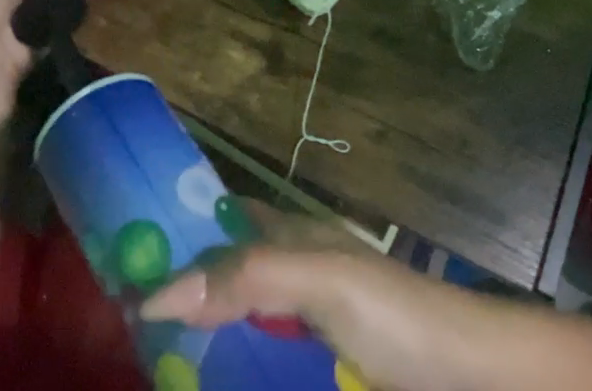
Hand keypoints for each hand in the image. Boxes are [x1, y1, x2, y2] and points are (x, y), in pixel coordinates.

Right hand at [142, 202, 485, 390]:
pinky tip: (210, 377)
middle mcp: (298, 268)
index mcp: (296, 236)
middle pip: (225, 267)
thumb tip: (156, 292)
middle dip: (179, 285)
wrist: (468, 372)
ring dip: (201, 328)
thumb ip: (249, 276)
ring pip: (240, 312)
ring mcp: (310, 316)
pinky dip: (231, 360)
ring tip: (151, 356)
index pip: (223, 217)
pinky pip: (261, 351)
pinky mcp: (321, 358)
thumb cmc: (396, 314)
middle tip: (123, 319)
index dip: (176, 225)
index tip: (123, 251)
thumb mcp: (324, 282)